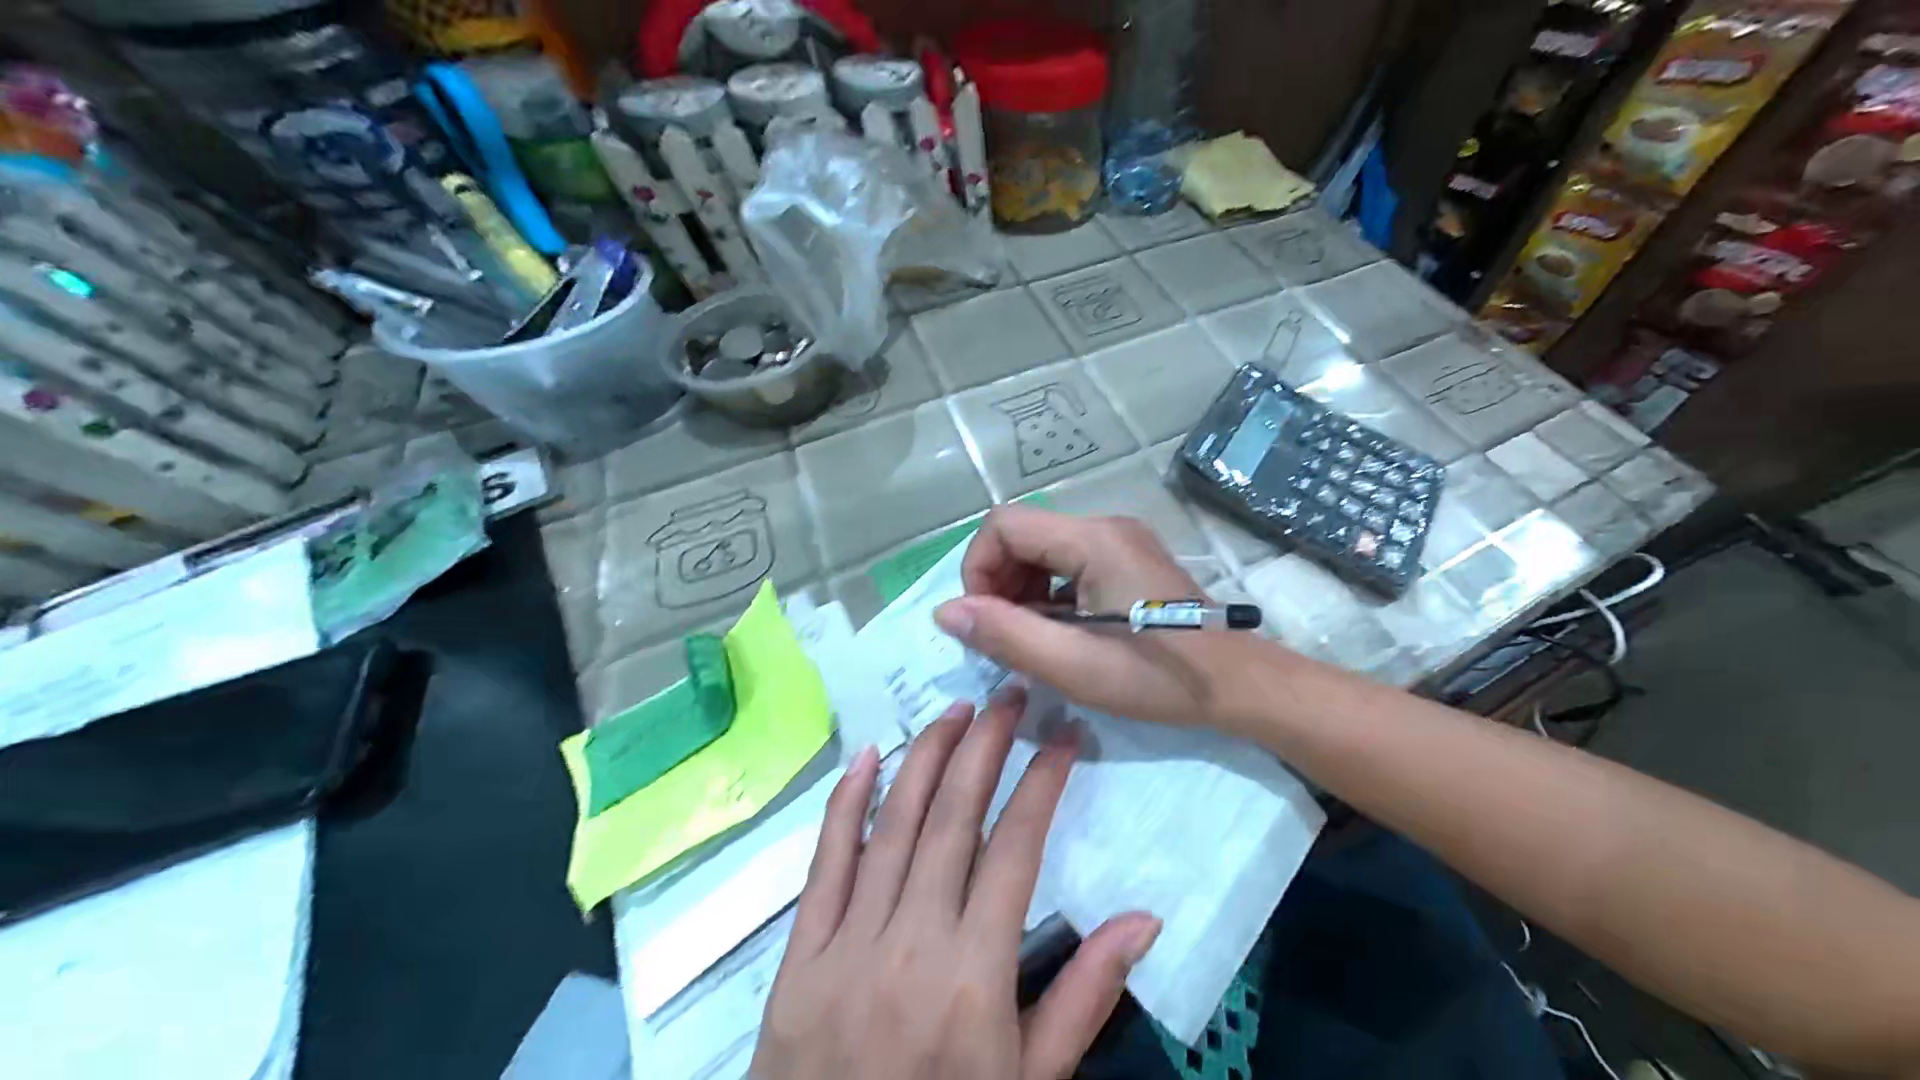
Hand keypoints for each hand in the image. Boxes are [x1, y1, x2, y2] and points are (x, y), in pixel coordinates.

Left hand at [751, 687, 1159, 1079]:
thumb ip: (1083, 998)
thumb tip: (1143, 918)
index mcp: (976, 975)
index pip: (1016, 849)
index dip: (1041, 783)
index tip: (1061, 736)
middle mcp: (912, 940)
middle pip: (953, 817)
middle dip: (986, 746)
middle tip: (1010, 696)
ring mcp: (850, 940)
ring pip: (893, 823)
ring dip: (927, 756)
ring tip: (957, 710)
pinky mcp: (802, 950)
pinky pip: (825, 861)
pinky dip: (846, 802)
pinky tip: (868, 754)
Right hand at [933, 505, 1258, 728]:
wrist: (1238, 684)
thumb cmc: (1160, 678)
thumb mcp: (1075, 666)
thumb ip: (1006, 635)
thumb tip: (947, 612)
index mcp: (1094, 541)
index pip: (1003, 524)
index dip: (978, 568)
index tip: (984, 621)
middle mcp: (1105, 527)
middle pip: (1021, 534)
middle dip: (997, 582)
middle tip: (1005, 636)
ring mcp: (1119, 541)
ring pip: (1040, 550)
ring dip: (1020, 591)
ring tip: (1030, 639)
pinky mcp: (1126, 559)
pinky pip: (1065, 563)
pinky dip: (1046, 594)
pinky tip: (1059, 632)